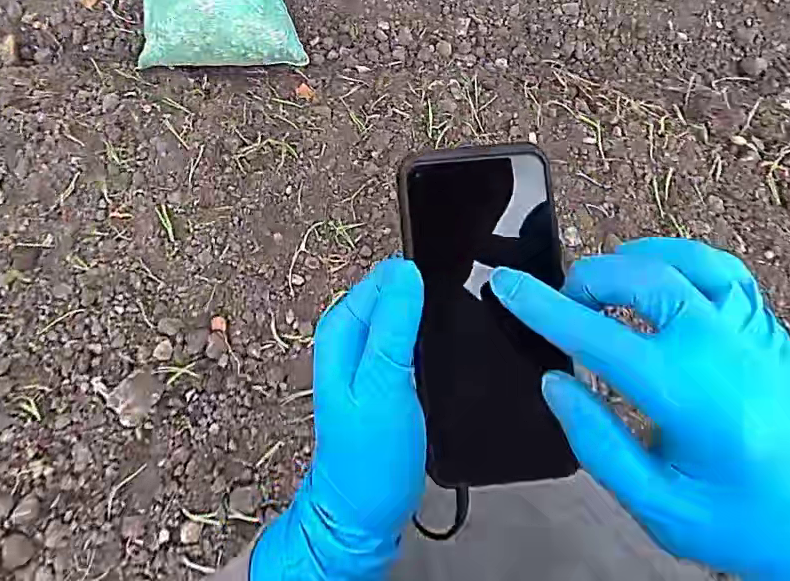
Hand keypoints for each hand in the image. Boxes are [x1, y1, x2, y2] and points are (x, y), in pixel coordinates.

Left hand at [250, 258, 424, 580]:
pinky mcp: (387, 373)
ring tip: (446, 342)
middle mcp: (352, 334)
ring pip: (406, 315)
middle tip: (446, 329)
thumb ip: (394, 325)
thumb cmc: (368, 459)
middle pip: (396, 292)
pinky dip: (427, 343)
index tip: (441, 302)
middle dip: (424, 301)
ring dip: (427, 322)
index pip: (385, 276)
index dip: (417, 282)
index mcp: (342, 327)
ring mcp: (369, 355)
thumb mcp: (383, 384)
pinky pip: (411, 339)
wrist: (364, 517)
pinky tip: (439, 357)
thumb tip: (407, 271)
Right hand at [491, 239, 789, 580]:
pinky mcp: (766, 321)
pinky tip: (656, 276)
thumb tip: (555, 380)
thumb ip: (598, 444)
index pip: (599, 337)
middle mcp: (725, 350)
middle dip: (588, 284)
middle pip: (639, 279)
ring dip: (627, 264)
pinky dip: (674, 256)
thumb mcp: (663, 512)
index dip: (543, 307)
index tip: (505, 284)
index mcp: (695, 401)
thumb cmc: (750, 528)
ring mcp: (752, 328)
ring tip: (606, 293)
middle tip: (568, 312)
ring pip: (677, 258)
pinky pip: (717, 264)